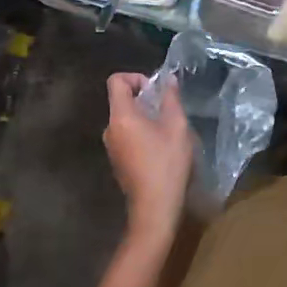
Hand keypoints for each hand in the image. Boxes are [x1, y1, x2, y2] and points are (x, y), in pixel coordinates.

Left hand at [103, 73, 195, 243]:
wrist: (154, 208)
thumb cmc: (167, 164)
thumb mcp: (177, 127)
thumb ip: (171, 99)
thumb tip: (168, 80)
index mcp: (121, 116)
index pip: (116, 80)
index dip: (135, 77)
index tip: (155, 91)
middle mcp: (110, 128)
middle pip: (120, 100)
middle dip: (144, 99)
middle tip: (166, 110)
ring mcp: (111, 147)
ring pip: (124, 119)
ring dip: (144, 118)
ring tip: (166, 130)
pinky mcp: (117, 161)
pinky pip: (125, 136)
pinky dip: (140, 133)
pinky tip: (160, 149)